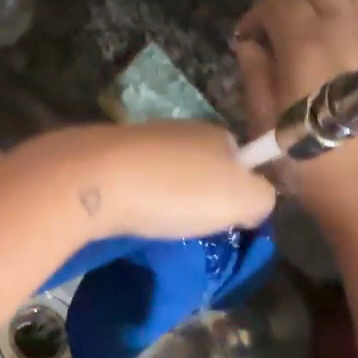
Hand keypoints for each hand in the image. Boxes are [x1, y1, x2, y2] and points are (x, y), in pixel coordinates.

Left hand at [2, 121, 275, 240]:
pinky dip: (133, 200)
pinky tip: (128, 218)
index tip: (225, 221)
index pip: (240, 158)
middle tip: (191, 229)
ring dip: (163, 198)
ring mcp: (138, 140)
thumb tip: (256, 203)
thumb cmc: (177, 191)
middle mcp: (179, 128)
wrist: (95, 181)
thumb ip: (262, 199)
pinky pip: (131, 182)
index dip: (238, 190)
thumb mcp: (242, 200)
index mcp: (216, 133)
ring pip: (162, 173)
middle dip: (198, 194)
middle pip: (200, 165)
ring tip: (158, 228)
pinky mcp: (103, 158)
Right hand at [234, 0, 357, 234]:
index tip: (245, 39)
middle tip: (276, 28)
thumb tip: (250, 46)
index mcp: (304, 45)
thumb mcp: (269, 130)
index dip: (255, 15)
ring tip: (312, 26)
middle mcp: (343, 25)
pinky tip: (349, 14)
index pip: (275, 2)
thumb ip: (255, 79)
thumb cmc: (316, 169)